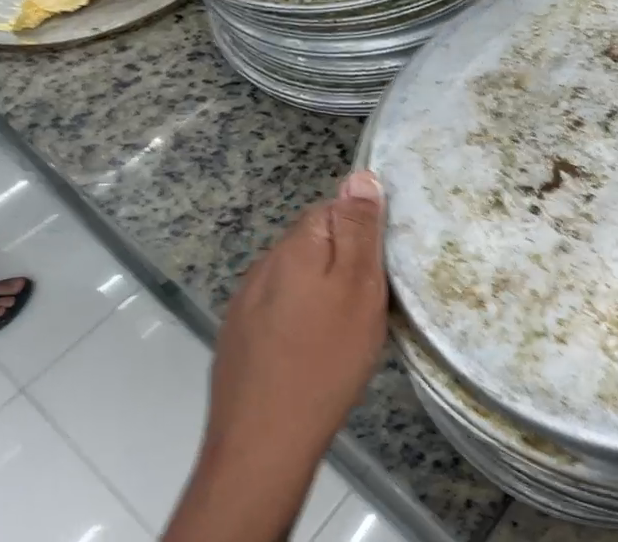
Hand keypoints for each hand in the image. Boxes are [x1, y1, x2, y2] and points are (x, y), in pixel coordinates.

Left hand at [205, 170, 387, 462]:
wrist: (263, 442)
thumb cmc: (325, 358)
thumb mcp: (359, 288)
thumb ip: (359, 229)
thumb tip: (359, 175)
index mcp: (297, 245)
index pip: (335, 208)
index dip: (363, 232)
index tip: (380, 267)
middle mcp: (264, 264)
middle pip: (314, 242)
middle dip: (343, 262)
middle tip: (370, 302)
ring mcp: (245, 303)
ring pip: (296, 278)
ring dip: (320, 290)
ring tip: (343, 330)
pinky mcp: (237, 337)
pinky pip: (278, 309)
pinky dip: (299, 320)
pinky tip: (311, 352)